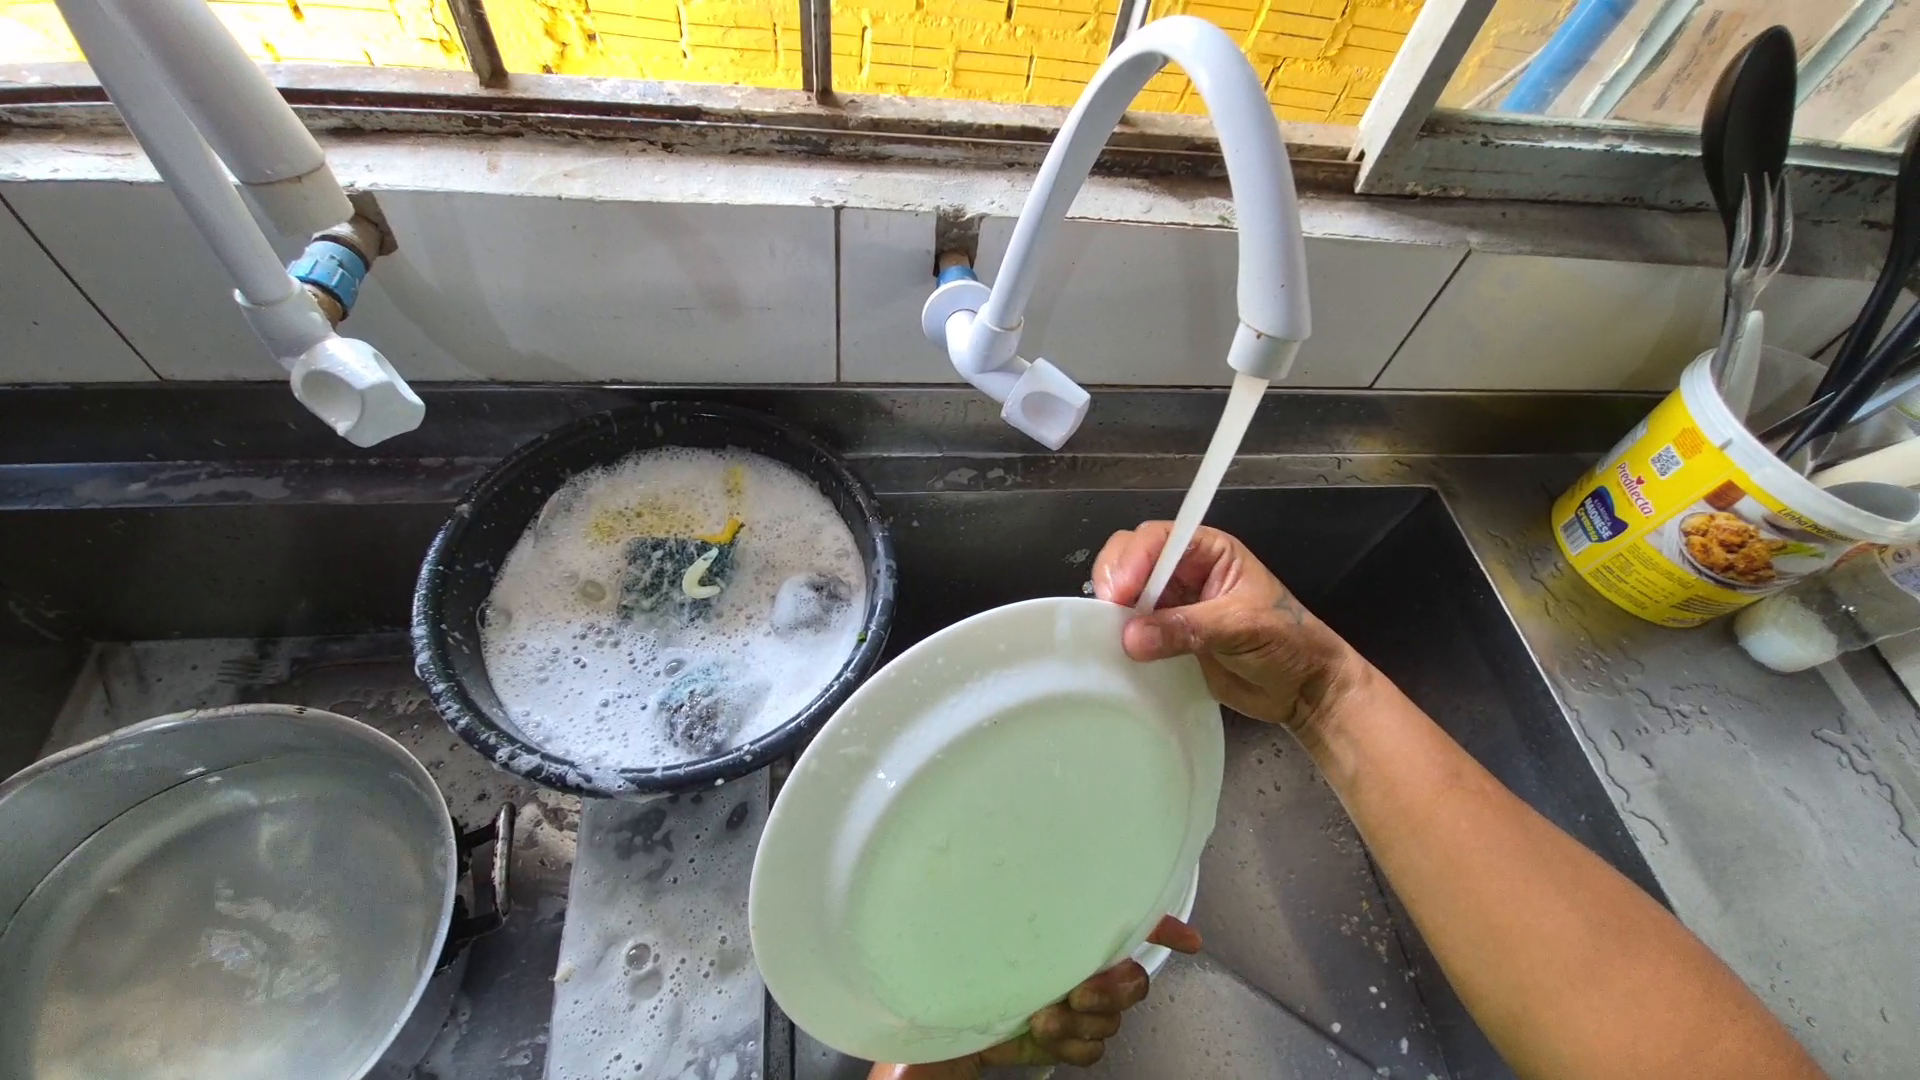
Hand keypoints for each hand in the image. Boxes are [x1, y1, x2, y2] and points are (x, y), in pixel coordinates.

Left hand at [867, 916, 1201, 1078]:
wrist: (945, 1021)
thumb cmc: (968, 961)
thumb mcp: (1003, 927)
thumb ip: (1048, 909)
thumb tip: (1057, 866)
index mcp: (1068, 930)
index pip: (1127, 921)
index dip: (1163, 925)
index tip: (1187, 938)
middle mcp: (1078, 961)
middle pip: (1132, 978)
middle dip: (1111, 989)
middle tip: (1079, 991)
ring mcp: (1074, 1001)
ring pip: (1111, 1017)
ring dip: (1077, 1021)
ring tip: (1041, 1016)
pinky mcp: (1065, 1036)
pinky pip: (1093, 1047)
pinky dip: (1068, 1044)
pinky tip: (1042, 1034)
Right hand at [1092, 522, 1365, 741]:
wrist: (1303, 689)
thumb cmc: (1289, 644)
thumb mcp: (1243, 627)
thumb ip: (1188, 628)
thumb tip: (1131, 637)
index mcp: (1209, 551)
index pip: (1159, 539)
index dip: (1134, 559)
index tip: (1120, 593)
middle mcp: (1184, 570)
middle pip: (1132, 557)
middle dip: (1115, 579)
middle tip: (1107, 613)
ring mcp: (1171, 603)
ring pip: (1125, 591)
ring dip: (1112, 609)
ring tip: (1108, 633)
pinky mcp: (1163, 635)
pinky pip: (1129, 627)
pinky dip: (1117, 634)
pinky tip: (1114, 647)